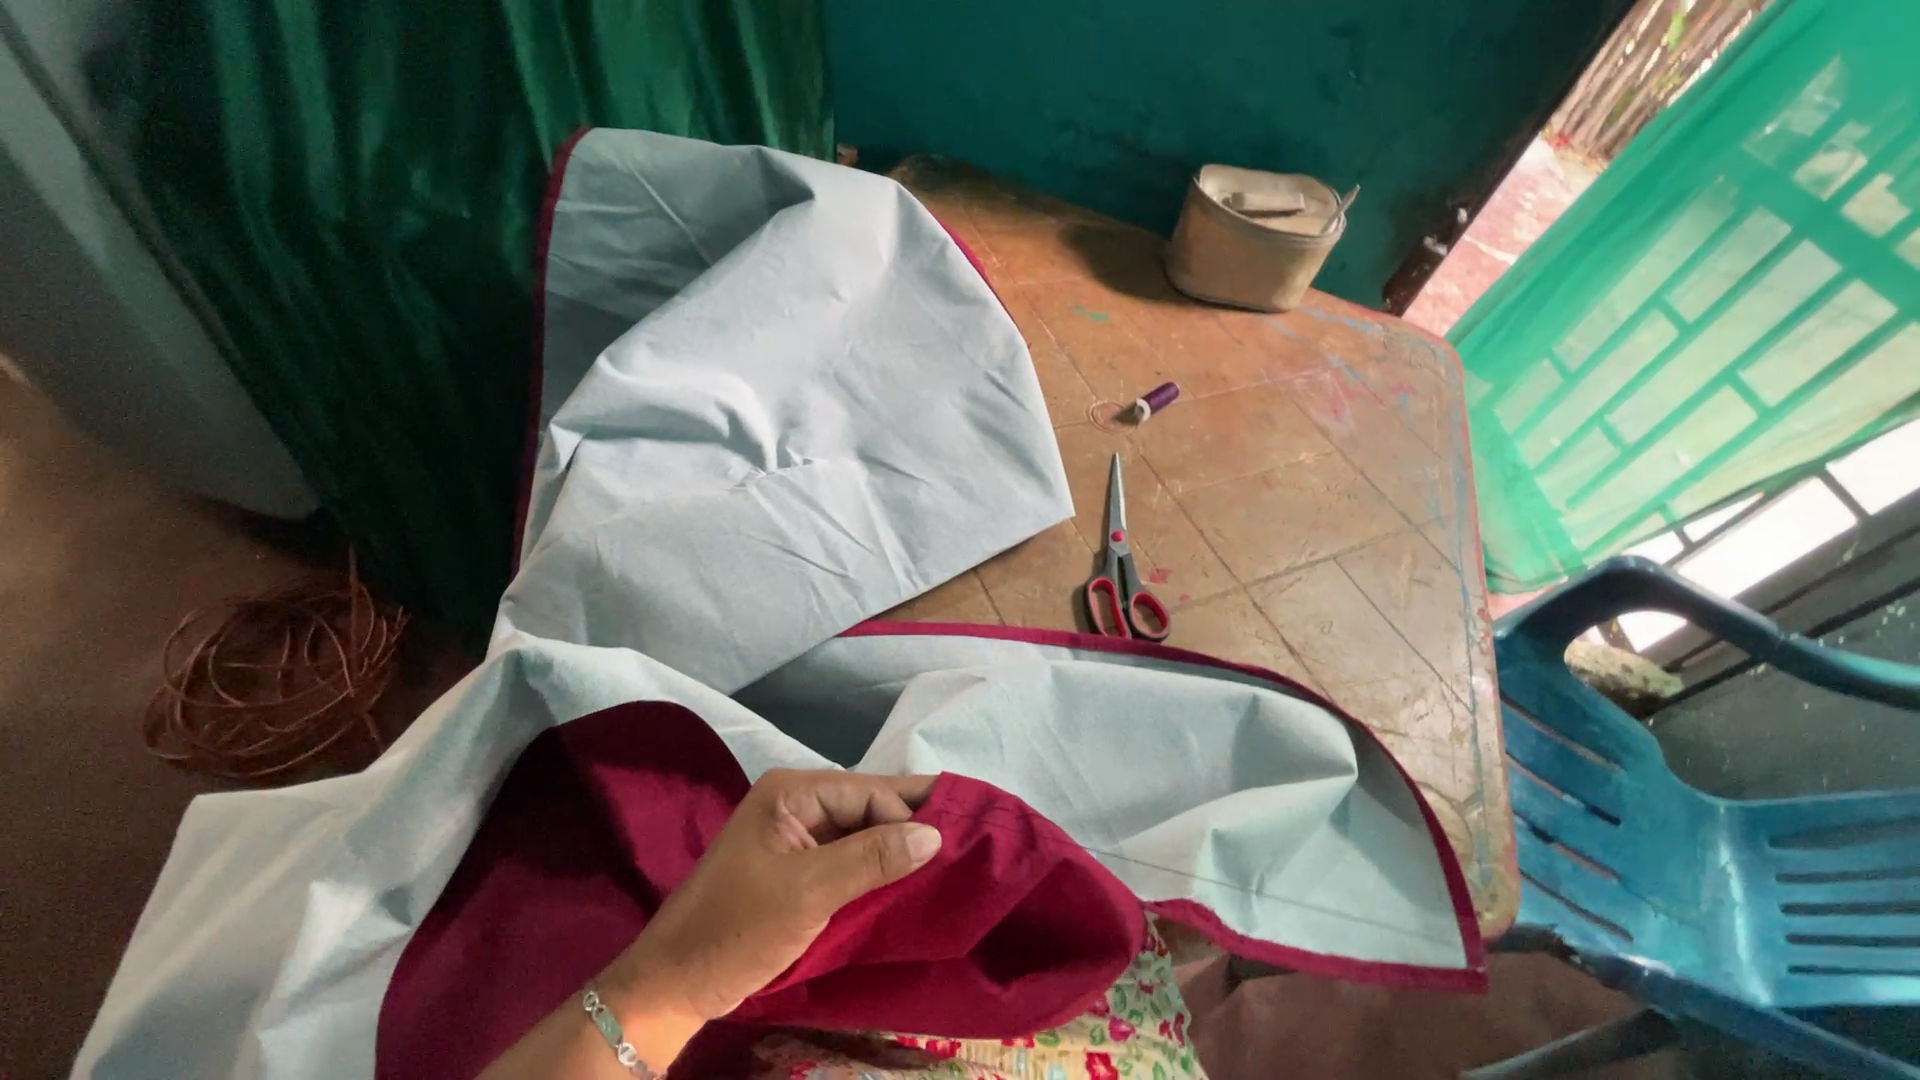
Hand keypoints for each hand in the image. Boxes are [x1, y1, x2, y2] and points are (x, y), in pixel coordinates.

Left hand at [608, 768, 940, 1013]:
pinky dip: (876, 868)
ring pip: (860, 832)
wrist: (672, 985)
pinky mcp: (796, 867)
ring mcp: (794, 836)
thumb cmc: (734, 930)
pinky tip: (906, 880)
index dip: (907, 816)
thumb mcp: (808, 894)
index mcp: (791, 793)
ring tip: (945, 862)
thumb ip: (871, 859)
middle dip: (908, 825)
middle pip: (867, 805)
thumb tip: (934, 833)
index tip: (943, 852)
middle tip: (964, 842)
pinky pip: (848, 857)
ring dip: (895, 848)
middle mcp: (795, 803)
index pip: (868, 791)